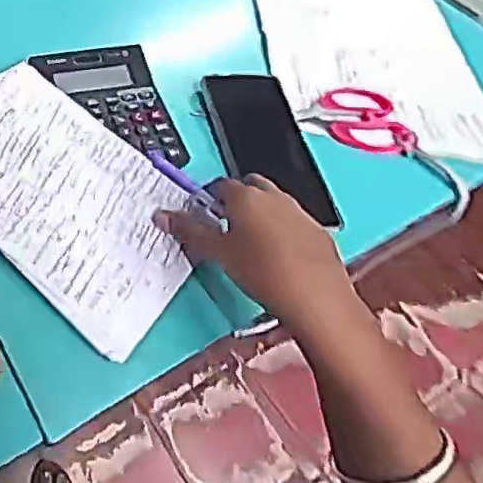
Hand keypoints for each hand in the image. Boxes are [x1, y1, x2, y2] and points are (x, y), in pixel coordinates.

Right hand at [155, 174, 354, 329]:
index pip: (219, 184)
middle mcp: (275, 197)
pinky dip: (280, 230)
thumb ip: (189, 230)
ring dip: (258, 214)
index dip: (206, 198)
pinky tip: (273, 255)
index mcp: (246, 196)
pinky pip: (293, 221)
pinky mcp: (317, 231)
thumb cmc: (267, 273)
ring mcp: (299, 212)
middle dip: (234, 200)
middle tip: (222, 224)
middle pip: (248, 187)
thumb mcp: (217, 252)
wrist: (315, 299)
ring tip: (246, 243)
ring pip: (272, 203)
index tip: (201, 213)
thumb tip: (165, 217)